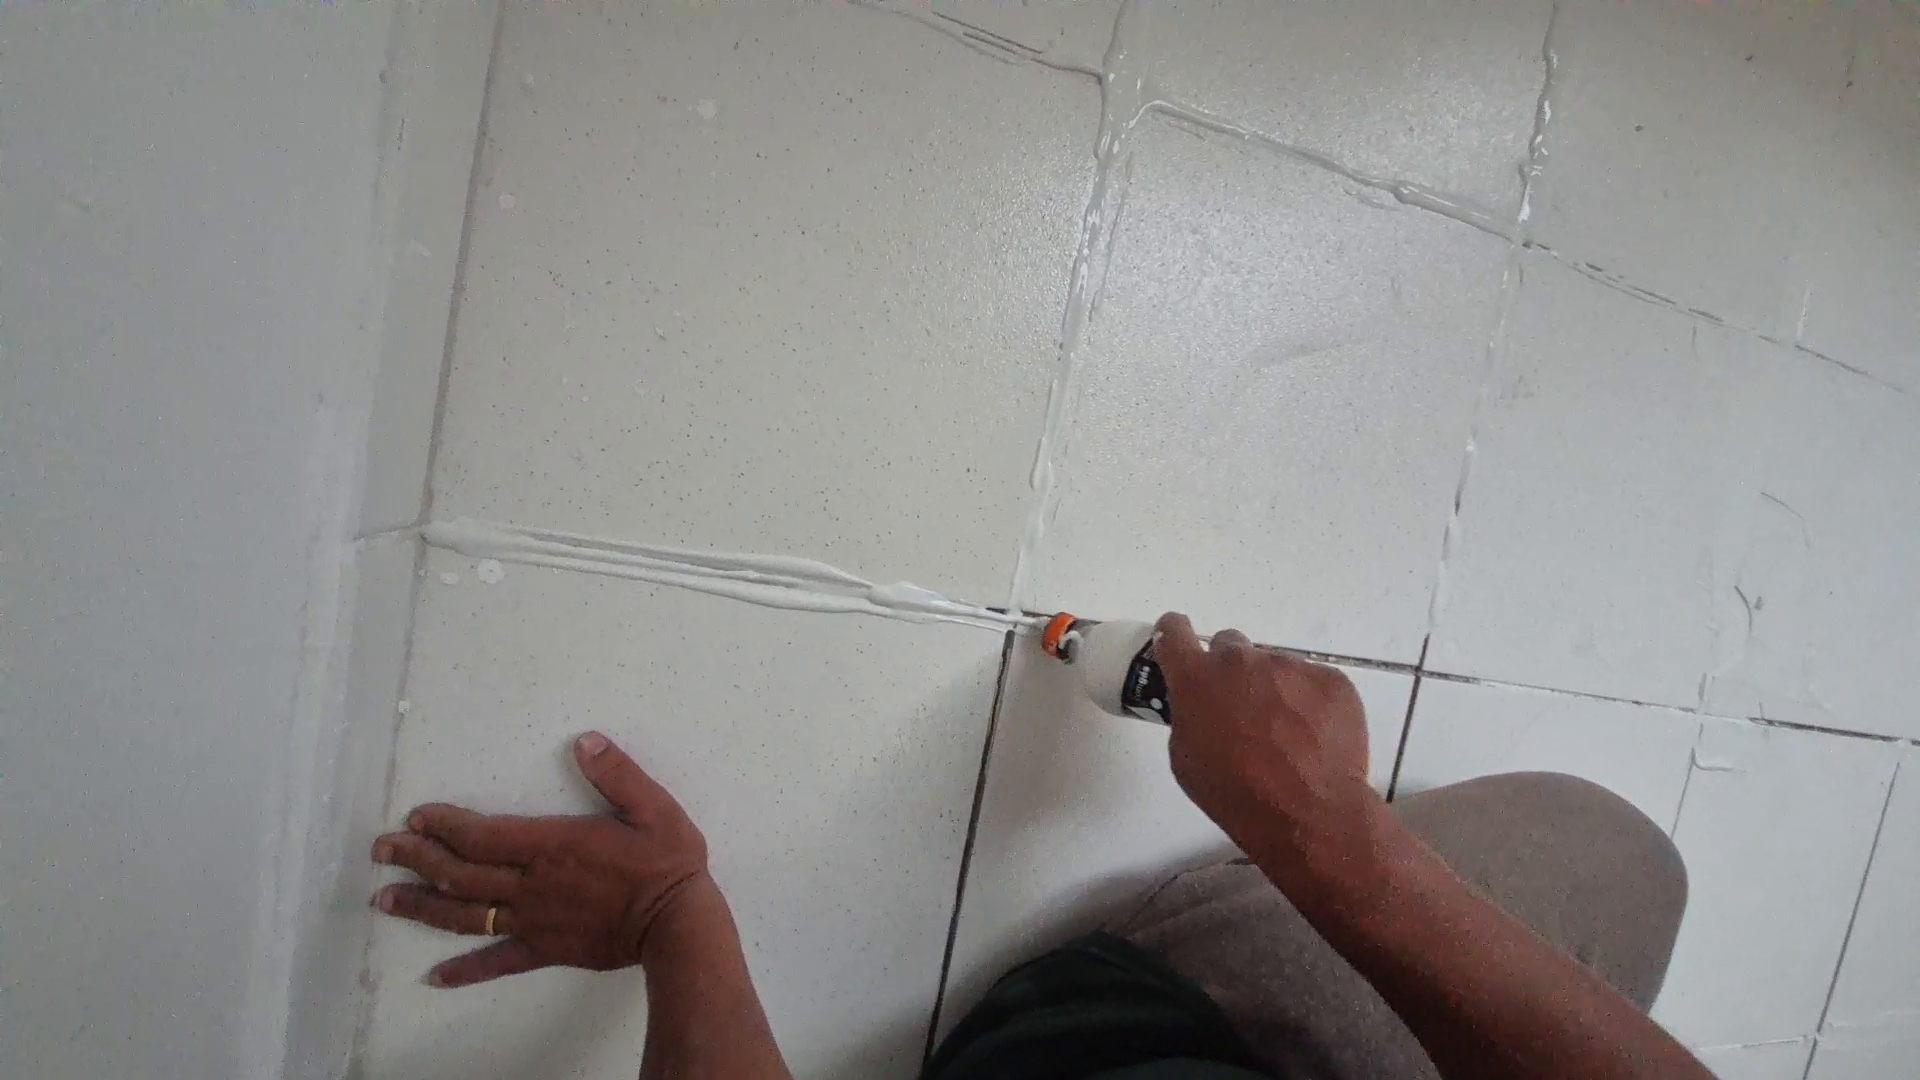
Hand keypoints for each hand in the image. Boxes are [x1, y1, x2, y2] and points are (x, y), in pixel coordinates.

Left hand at [371, 731, 710, 987]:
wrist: (677, 921)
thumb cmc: (666, 860)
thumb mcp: (653, 805)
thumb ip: (617, 773)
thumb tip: (584, 740)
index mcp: (554, 845)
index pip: (484, 836)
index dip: (446, 826)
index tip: (416, 817)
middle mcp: (532, 885)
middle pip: (461, 874)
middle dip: (418, 859)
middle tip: (382, 850)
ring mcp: (533, 922)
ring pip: (465, 916)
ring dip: (422, 906)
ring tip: (384, 900)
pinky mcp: (544, 951)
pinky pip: (496, 963)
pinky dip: (463, 971)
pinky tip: (434, 978)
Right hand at [1152, 613, 1381, 860]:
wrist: (1308, 812)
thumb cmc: (1232, 791)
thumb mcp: (1184, 756)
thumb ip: (1188, 715)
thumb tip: (1203, 707)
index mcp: (1196, 677)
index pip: (1173, 631)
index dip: (1173, 633)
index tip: (1177, 641)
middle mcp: (1239, 660)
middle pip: (1229, 644)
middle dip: (1230, 670)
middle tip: (1240, 707)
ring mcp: (1289, 665)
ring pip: (1274, 667)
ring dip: (1272, 689)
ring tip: (1286, 733)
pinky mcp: (1331, 679)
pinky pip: (1313, 682)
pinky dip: (1310, 703)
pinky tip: (1314, 737)